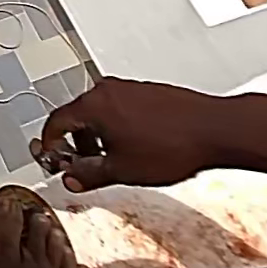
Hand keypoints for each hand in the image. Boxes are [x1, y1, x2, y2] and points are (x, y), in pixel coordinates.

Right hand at [36, 78, 256, 192]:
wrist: (217, 130)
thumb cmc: (175, 145)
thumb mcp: (122, 170)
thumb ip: (88, 175)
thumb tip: (72, 178)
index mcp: (93, 105)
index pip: (55, 122)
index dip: (49, 144)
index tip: (52, 157)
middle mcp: (107, 91)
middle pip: (76, 117)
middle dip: (77, 144)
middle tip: (84, 166)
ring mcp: (128, 89)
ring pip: (99, 113)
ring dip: (98, 137)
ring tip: (116, 160)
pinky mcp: (146, 92)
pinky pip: (119, 109)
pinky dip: (118, 128)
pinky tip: (137, 148)